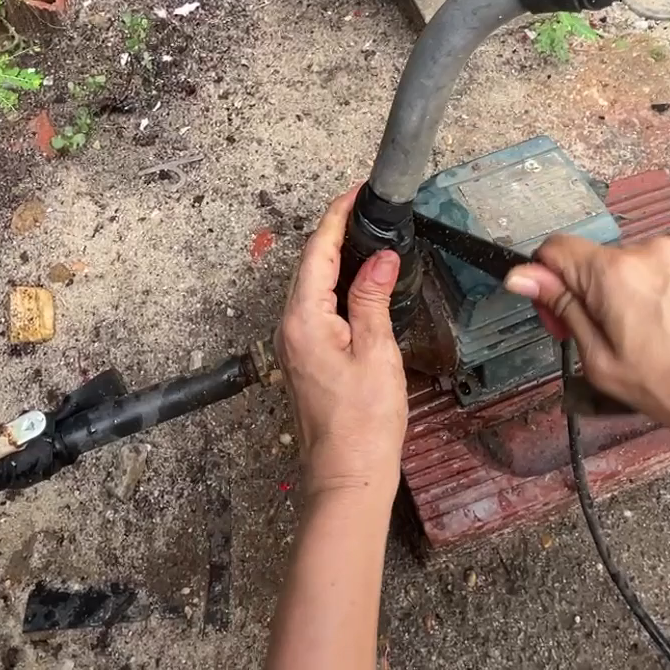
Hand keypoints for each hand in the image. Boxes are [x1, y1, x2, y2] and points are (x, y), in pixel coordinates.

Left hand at [274, 186, 407, 502]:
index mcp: (303, 319)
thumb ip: (372, 299)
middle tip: (366, 208)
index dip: (336, 217)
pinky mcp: (303, 354)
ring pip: (310, 283)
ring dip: (334, 255)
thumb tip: (380, 256)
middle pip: (308, 263)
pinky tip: (356, 279)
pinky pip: (314, 304)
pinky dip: (333, 282)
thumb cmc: (364, 423)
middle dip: (334, 231)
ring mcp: (292, 341)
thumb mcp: (376, 353)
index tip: (356, 192)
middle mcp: (289, 325)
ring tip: (364, 233)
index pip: (317, 252)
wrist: (347, 476)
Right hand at [503, 235, 669, 457]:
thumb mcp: (603, 361)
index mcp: (614, 271)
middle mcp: (645, 250)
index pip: (553, 249)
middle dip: (582, 296)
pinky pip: (653, 273)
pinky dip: (646, 297)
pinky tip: (667, 336)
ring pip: (621, 270)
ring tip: (642, 346)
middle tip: (600, 345)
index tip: (557, 318)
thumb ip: (562, 310)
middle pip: (589, 261)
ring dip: (616, 298)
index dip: (544, 282)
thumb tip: (520, 275)